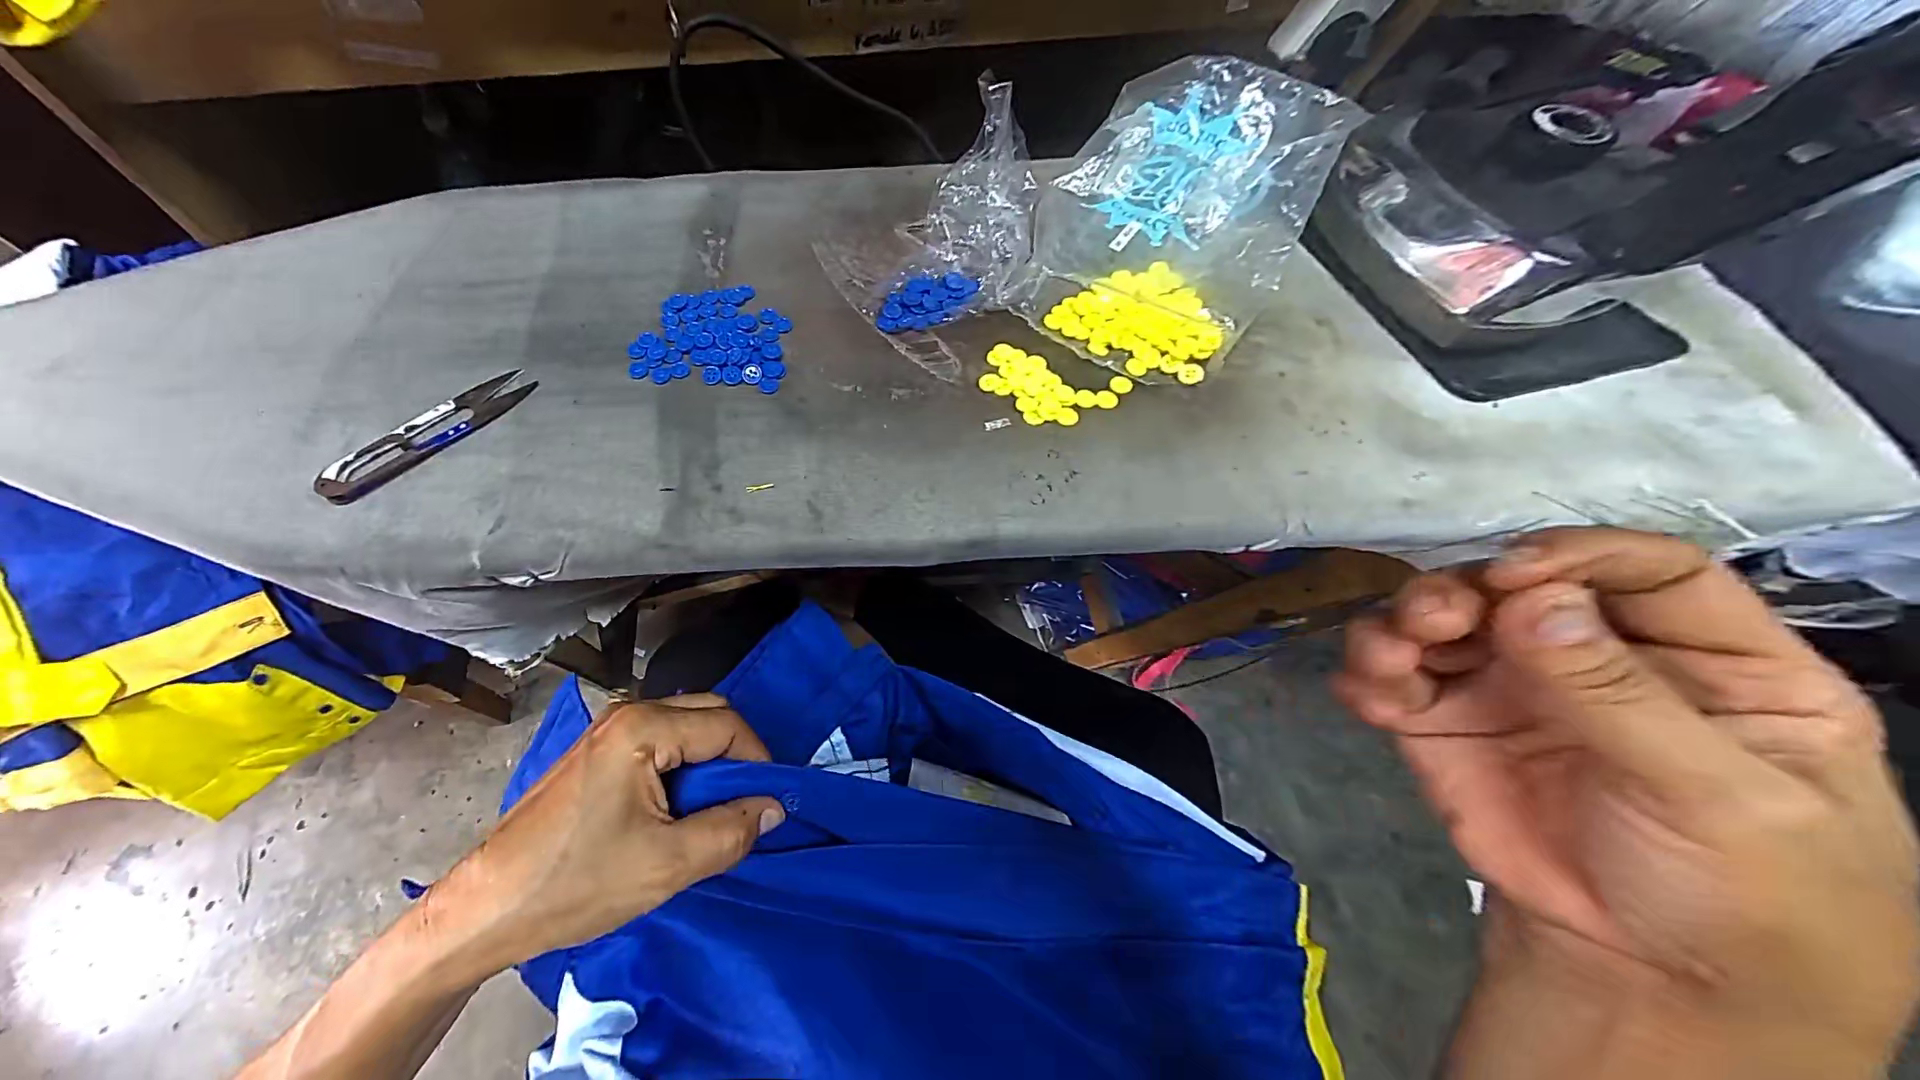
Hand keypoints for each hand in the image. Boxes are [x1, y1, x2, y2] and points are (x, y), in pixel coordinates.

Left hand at [426, 694, 785, 976]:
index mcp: (643, 728)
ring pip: (686, 725)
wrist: (484, 911)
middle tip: (742, 804)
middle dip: (736, 756)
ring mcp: (606, 729)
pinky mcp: (596, 750)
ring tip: (710, 810)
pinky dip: (684, 765)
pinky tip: (676, 808)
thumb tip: (774, 808)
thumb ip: (733, 830)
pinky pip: (661, 740)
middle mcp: (626, 712)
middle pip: (710, 714)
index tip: (766, 804)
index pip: (728, 726)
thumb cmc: (575, 883)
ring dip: (710, 761)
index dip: (757, 763)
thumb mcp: (669, 864)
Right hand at [1334, 527, 1919, 1074]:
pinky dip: (1368, 677)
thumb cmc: (1750, 897)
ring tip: (1391, 656)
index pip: (1645, 571)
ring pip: (1442, 621)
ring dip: (1402, 624)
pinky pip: (1395, 680)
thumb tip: (1533, 603)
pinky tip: (1364, 696)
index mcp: (1707, 657)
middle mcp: (1595, 653)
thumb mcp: (1727, 802)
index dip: (1579, 556)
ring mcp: (1510, 686)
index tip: (1514, 574)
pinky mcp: (1444, 722)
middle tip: (1435, 617)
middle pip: (1516, 586)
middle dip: (1464, 589)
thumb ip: (1624, 698)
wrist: (1645, 981)